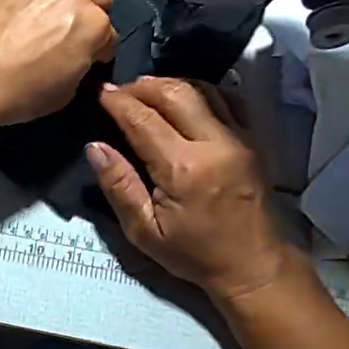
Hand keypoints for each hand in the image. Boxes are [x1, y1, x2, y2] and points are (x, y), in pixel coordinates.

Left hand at [0, 0, 117, 144]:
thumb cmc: (23, 93)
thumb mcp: (67, 92)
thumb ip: (82, 68)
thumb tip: (79, 62)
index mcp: (94, 23)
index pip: (112, 37)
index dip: (101, 55)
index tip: (88, 66)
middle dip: (92, 19)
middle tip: (75, 43)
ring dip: (66, 7)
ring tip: (48, 31)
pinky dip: (36, 7)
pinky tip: (21, 28)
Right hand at [89, 77, 308, 301]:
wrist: (253, 265)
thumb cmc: (194, 254)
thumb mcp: (144, 232)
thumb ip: (119, 186)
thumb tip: (95, 147)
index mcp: (183, 168)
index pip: (143, 120)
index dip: (118, 102)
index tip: (99, 92)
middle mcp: (214, 143)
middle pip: (174, 93)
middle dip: (141, 86)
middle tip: (118, 91)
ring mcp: (239, 137)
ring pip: (202, 89)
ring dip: (169, 84)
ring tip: (145, 91)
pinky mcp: (252, 139)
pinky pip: (226, 99)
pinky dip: (200, 90)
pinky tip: (183, 98)